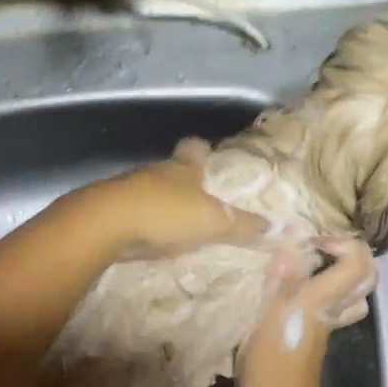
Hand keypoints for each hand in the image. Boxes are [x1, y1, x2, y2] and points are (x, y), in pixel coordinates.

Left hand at [74, 139, 276, 260]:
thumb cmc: (166, 214)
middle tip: (196, 197)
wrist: (105, 223)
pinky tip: (147, 237)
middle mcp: (155, 171)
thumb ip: (244, 226)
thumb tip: (282, 227)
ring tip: (174, 222)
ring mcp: (128, 189)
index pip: (194, 149)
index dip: (201, 151)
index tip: (207, 153)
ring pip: (149, 190)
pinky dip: (141, 221)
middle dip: (182, 181)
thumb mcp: (213, 222)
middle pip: (171, 170)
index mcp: (183, 167)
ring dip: (160, 203)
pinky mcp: (109, 209)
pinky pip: (131, 212)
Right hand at [236, 238, 377, 386]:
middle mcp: (331, 310)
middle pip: (365, 275)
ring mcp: (327, 325)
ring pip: (352, 291)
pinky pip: (332, 304)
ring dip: (339, 272)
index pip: (357, 262)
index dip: (343, 243)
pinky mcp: (317, 336)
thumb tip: (289, 246)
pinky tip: (295, 291)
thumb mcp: (266, 323)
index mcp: (321, 301)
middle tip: (318, 247)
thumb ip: (278, 284)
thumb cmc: (270, 370)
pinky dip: (323, 290)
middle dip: (349, 253)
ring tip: (309, 265)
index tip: (312, 242)